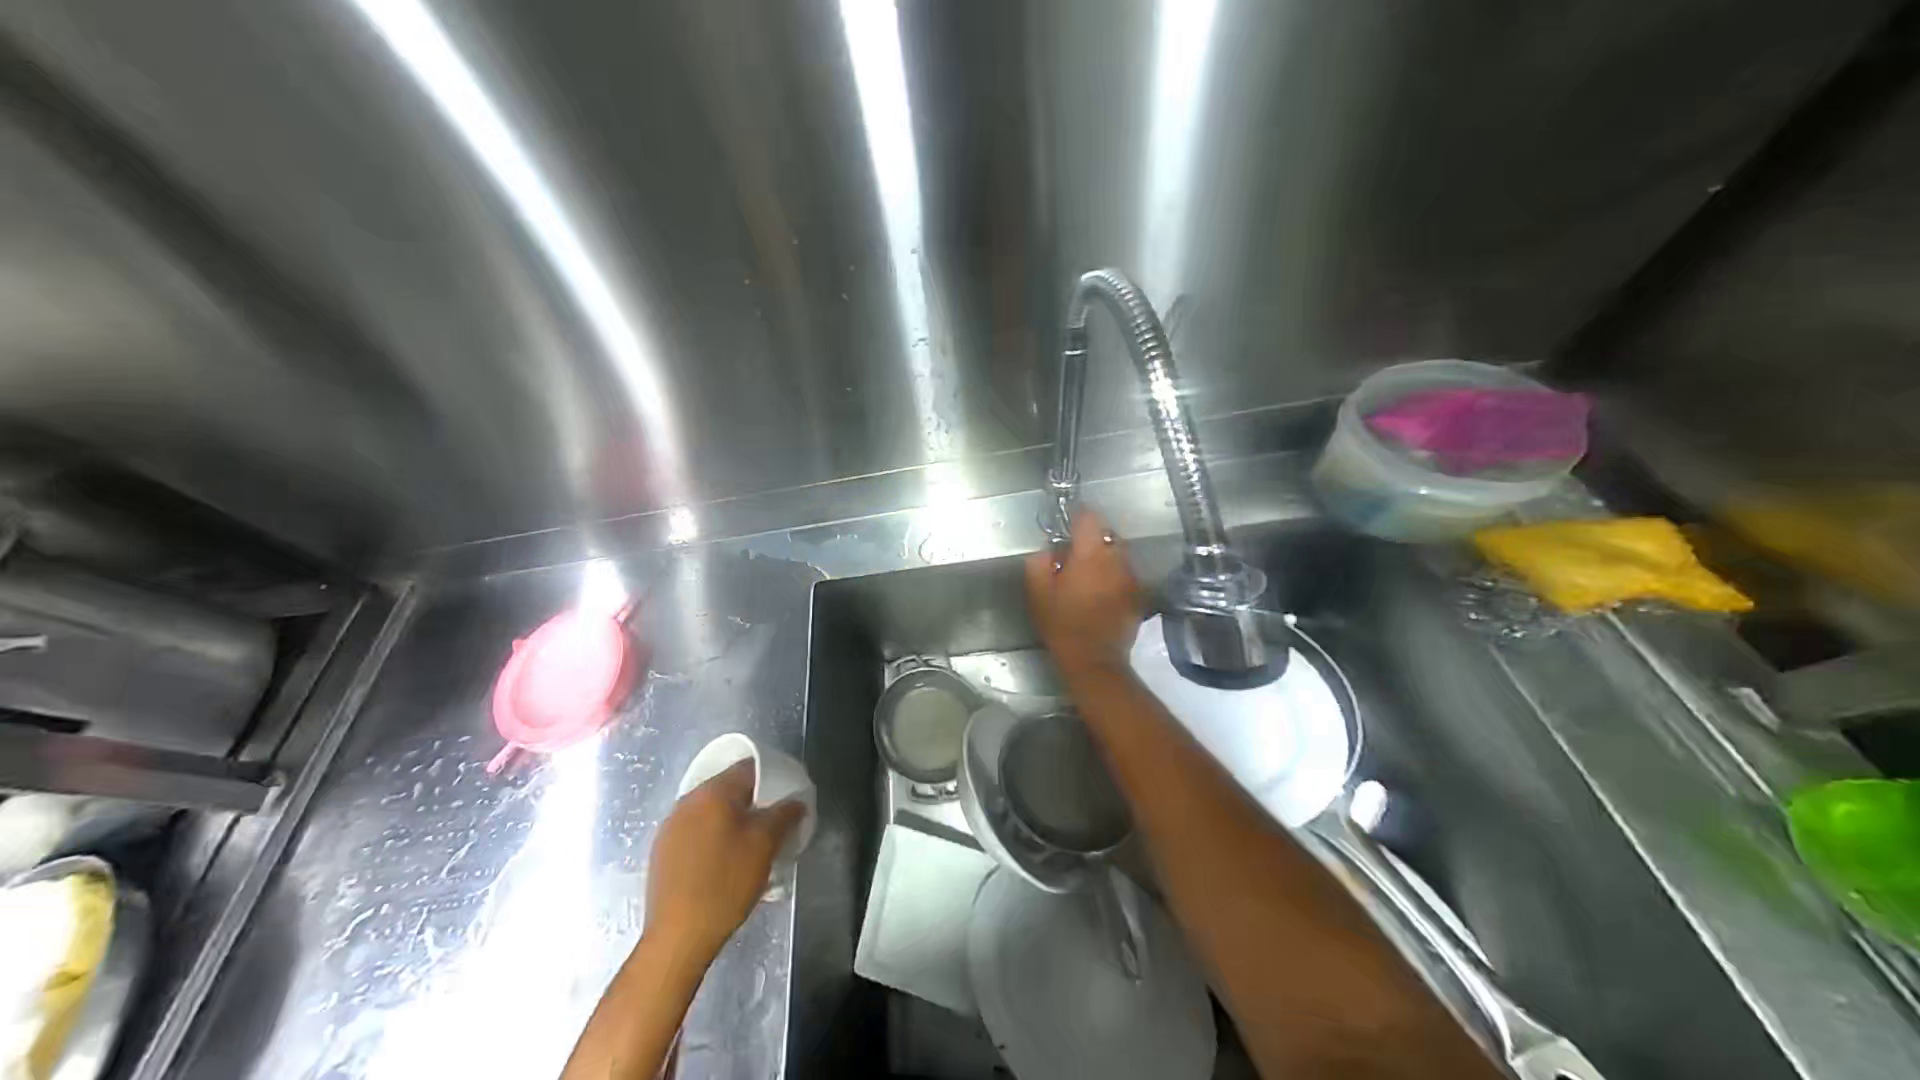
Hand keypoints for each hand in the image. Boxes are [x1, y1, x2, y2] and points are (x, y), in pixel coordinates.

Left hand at [646, 759, 804, 961]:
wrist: (677, 937)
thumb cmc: (726, 883)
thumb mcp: (766, 845)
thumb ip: (785, 814)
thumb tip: (796, 801)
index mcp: (712, 792)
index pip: (748, 768)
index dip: (773, 778)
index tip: (788, 796)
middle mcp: (686, 801)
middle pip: (728, 788)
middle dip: (754, 801)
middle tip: (774, 822)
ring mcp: (670, 827)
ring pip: (711, 811)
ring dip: (733, 820)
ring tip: (752, 844)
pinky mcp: (662, 852)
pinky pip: (696, 831)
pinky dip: (714, 837)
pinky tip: (725, 861)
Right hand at [1025, 509, 1145, 678]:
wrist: (1094, 660)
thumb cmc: (1062, 625)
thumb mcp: (1038, 593)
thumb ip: (1040, 562)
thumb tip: (1049, 549)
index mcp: (1090, 554)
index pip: (1089, 518)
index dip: (1077, 516)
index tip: (1066, 523)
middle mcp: (1116, 559)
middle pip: (1106, 534)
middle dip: (1090, 539)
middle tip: (1073, 554)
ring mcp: (1131, 577)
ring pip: (1117, 554)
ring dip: (1104, 558)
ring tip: (1087, 574)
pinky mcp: (1139, 594)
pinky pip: (1124, 574)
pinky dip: (1114, 575)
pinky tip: (1101, 592)